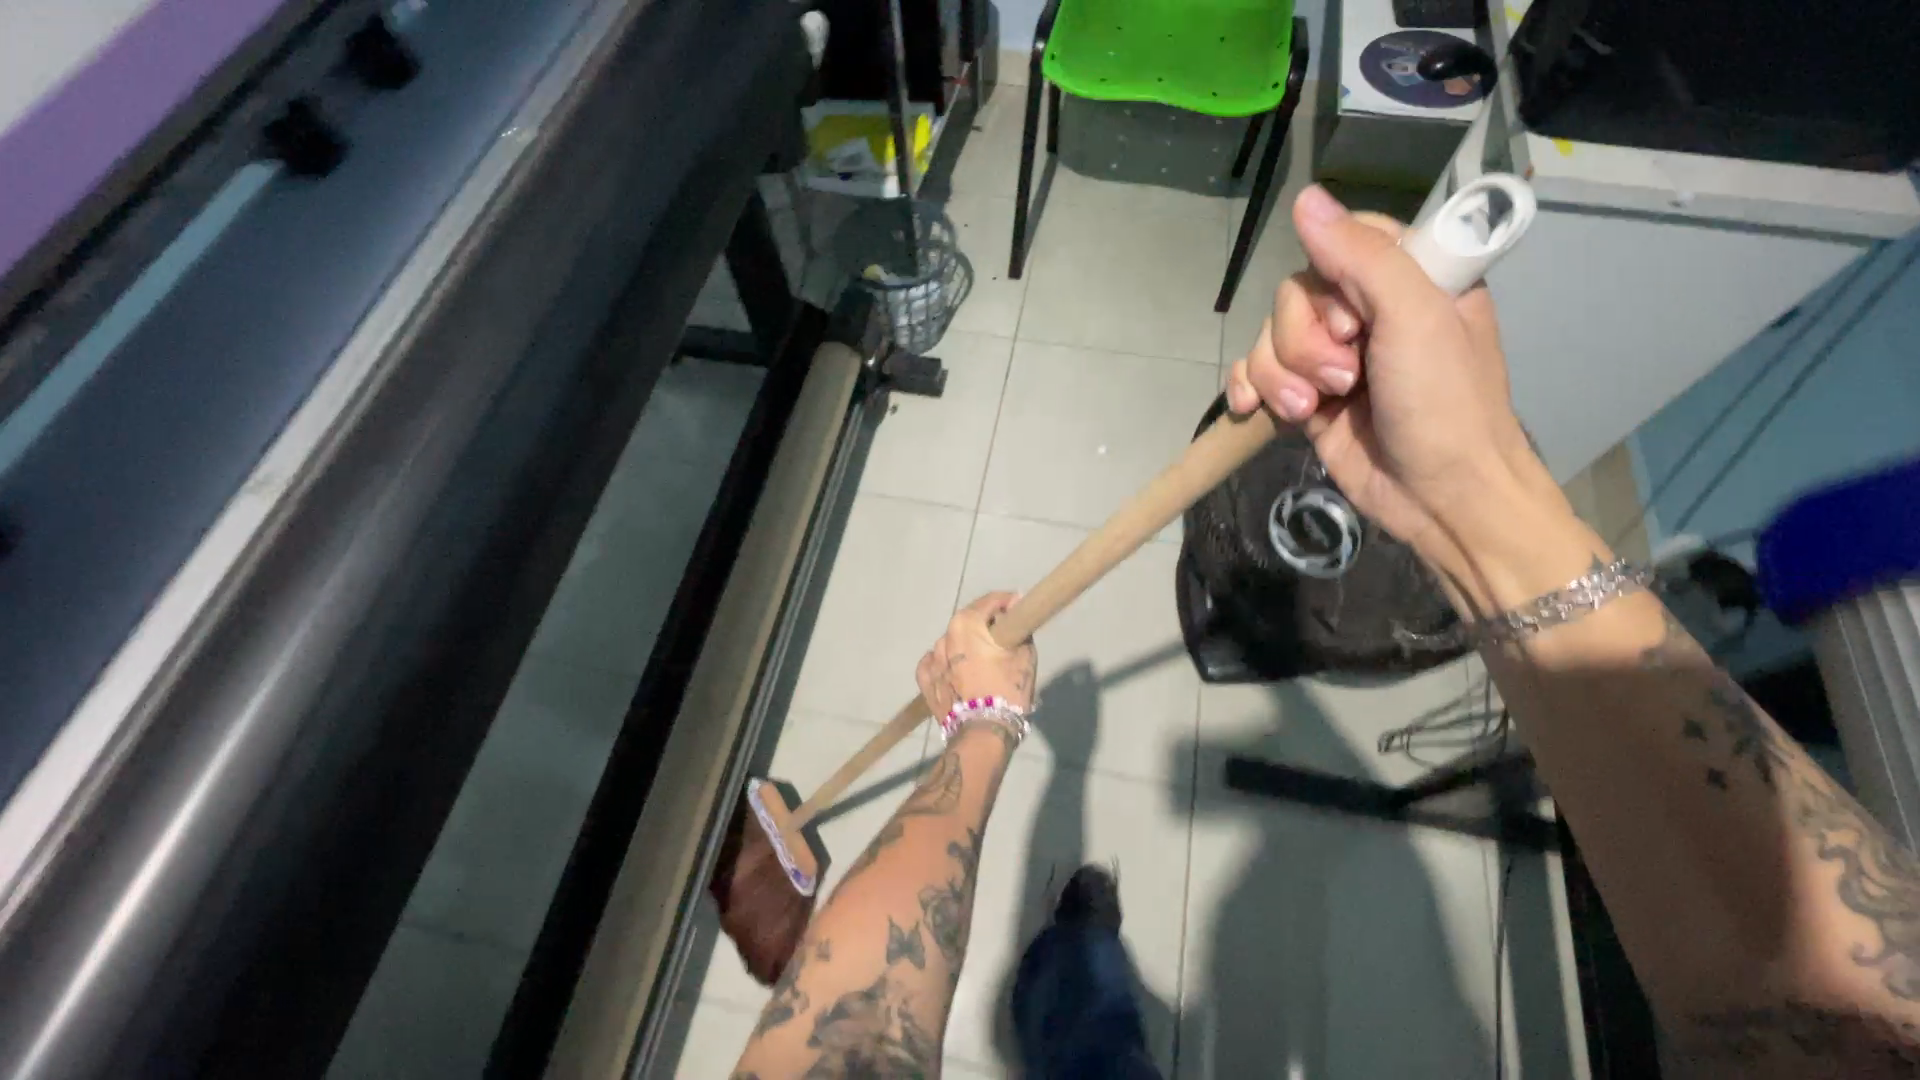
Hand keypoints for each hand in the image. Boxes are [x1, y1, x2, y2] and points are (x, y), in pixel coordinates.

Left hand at [915, 592, 1037, 716]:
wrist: (984, 734)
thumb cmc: (1007, 690)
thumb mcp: (1025, 655)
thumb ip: (1019, 629)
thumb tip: (1015, 616)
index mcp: (965, 623)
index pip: (990, 601)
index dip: (1008, 602)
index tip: (1020, 610)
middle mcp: (944, 636)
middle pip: (969, 622)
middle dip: (987, 625)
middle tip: (1005, 638)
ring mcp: (931, 660)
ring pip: (952, 643)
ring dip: (967, 646)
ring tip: (984, 661)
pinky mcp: (925, 682)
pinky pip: (935, 664)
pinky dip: (947, 664)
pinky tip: (959, 671)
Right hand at [1224, 184, 1562, 577]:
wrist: (1436, 496)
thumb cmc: (1445, 404)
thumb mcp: (1416, 319)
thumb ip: (1362, 257)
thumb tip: (1305, 198)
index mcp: (1411, 279)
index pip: (1343, 242)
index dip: (1331, 281)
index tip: (1355, 321)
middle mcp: (1368, 312)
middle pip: (1295, 295)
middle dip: (1304, 342)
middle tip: (1342, 378)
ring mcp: (1331, 357)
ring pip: (1269, 336)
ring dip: (1280, 375)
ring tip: (1311, 408)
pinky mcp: (1304, 396)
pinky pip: (1255, 373)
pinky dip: (1251, 388)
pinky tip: (1256, 410)